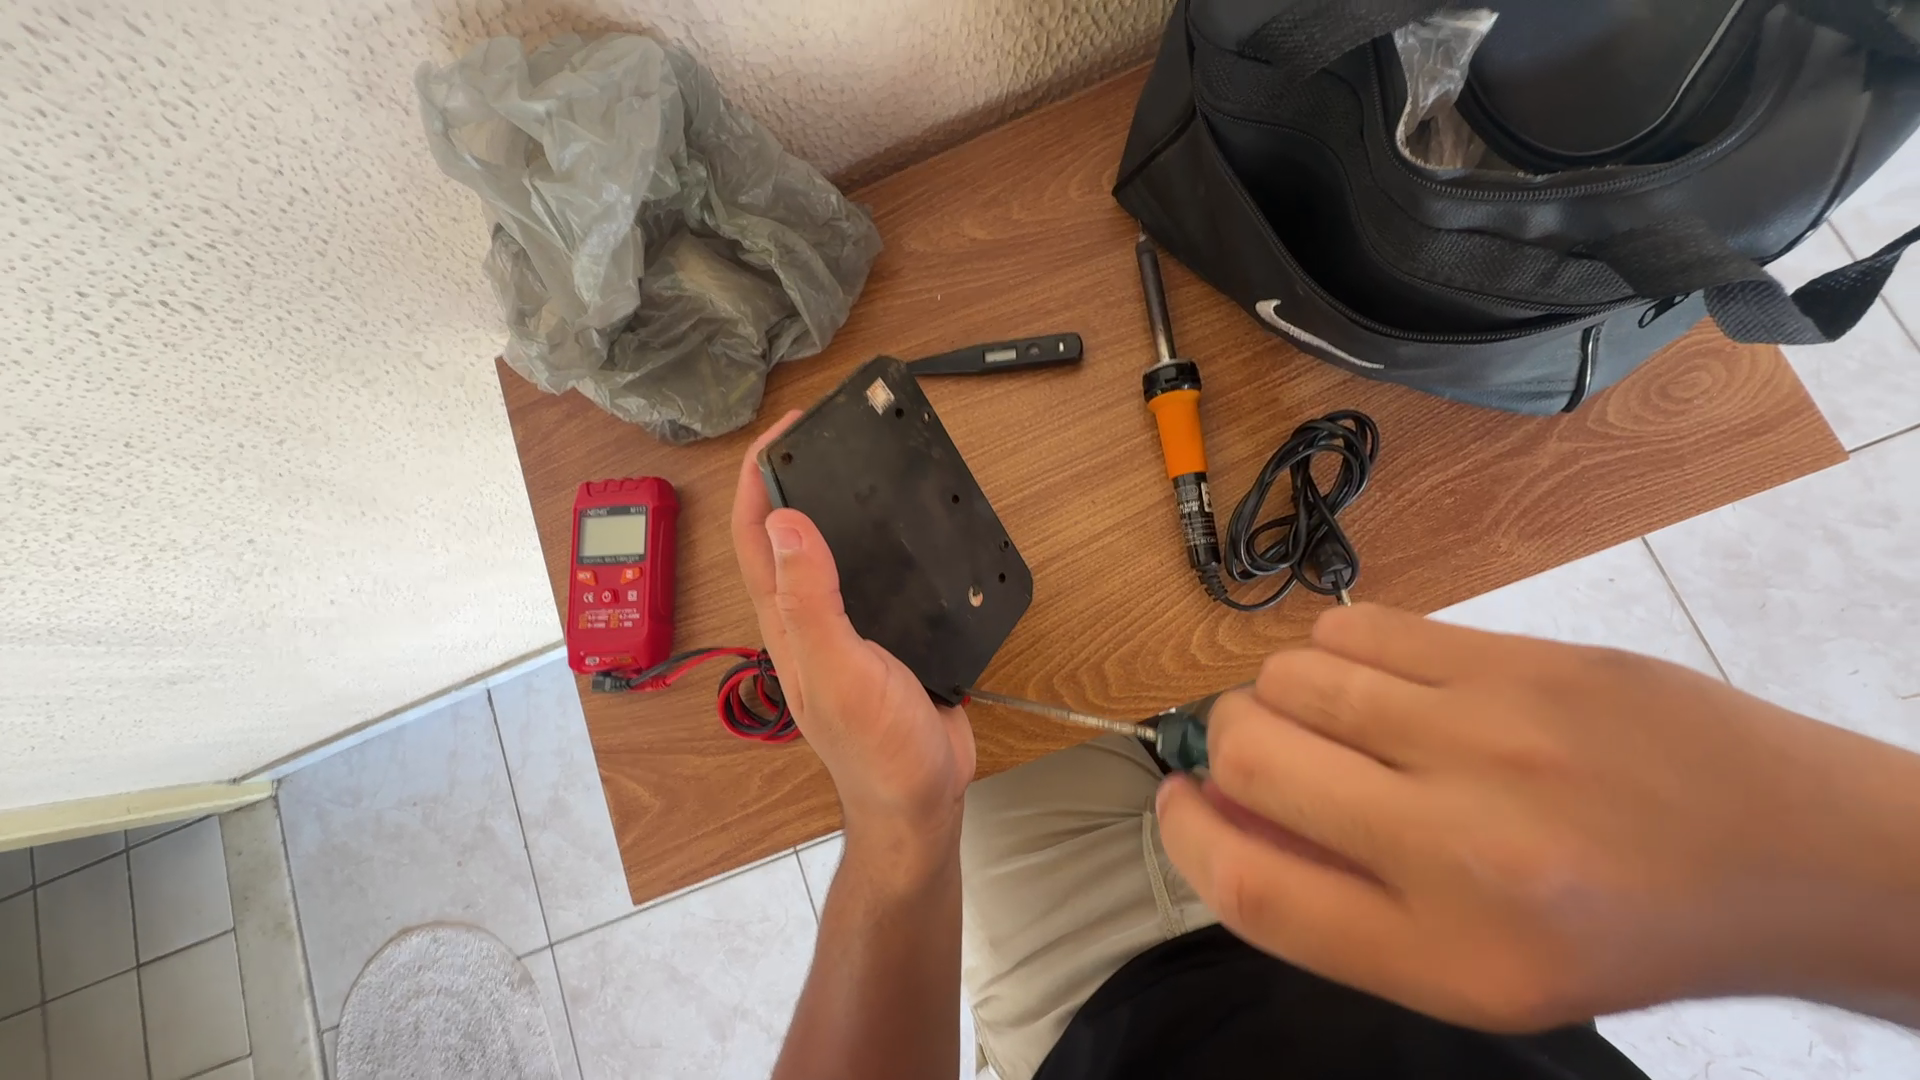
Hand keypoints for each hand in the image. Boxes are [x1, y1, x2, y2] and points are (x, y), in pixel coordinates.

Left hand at [732, 413, 975, 882]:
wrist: (920, 796)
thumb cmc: (877, 745)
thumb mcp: (841, 670)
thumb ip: (810, 602)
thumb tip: (784, 521)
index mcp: (786, 619)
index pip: (755, 533)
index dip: (758, 475)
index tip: (787, 428)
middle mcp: (807, 616)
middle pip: (785, 534)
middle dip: (795, 479)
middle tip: (831, 436)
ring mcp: (846, 628)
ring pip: (828, 552)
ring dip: (834, 507)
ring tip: (866, 468)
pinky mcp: (884, 638)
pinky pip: (871, 576)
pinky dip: (878, 542)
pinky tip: (907, 529)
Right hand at [1157, 603, 1919, 1030]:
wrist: (1797, 851)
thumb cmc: (1611, 927)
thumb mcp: (1468, 964)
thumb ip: (1327, 897)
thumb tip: (1213, 808)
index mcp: (1447, 951)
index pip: (1247, 884)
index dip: (1184, 834)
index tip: (1178, 799)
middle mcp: (1460, 843)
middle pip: (1249, 755)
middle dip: (1227, 742)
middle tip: (1262, 749)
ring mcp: (1490, 732)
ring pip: (1290, 675)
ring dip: (1282, 695)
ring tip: (1337, 715)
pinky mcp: (1517, 658)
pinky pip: (1350, 626)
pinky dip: (1333, 650)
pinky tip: (1380, 678)